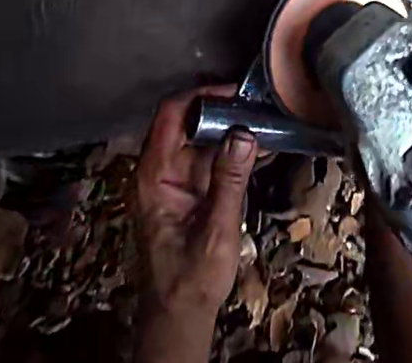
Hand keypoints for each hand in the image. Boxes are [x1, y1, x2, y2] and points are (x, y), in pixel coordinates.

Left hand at [130, 87, 257, 362]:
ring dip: (226, 130)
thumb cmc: (191, 280)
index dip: (200, 95)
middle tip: (252, 104)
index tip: (232, 92)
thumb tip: (244, 134)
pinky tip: (254, 150)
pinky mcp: (183, 190)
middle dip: (218, 109)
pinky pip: (204, 158)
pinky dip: (227, 151)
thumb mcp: (216, 230)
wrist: (179, 318)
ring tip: (259, 122)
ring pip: (197, 138)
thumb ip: (230, 180)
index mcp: (153, 176)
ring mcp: (169, 180)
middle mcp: (156, 172)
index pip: (170, 115)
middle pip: (184, 121)